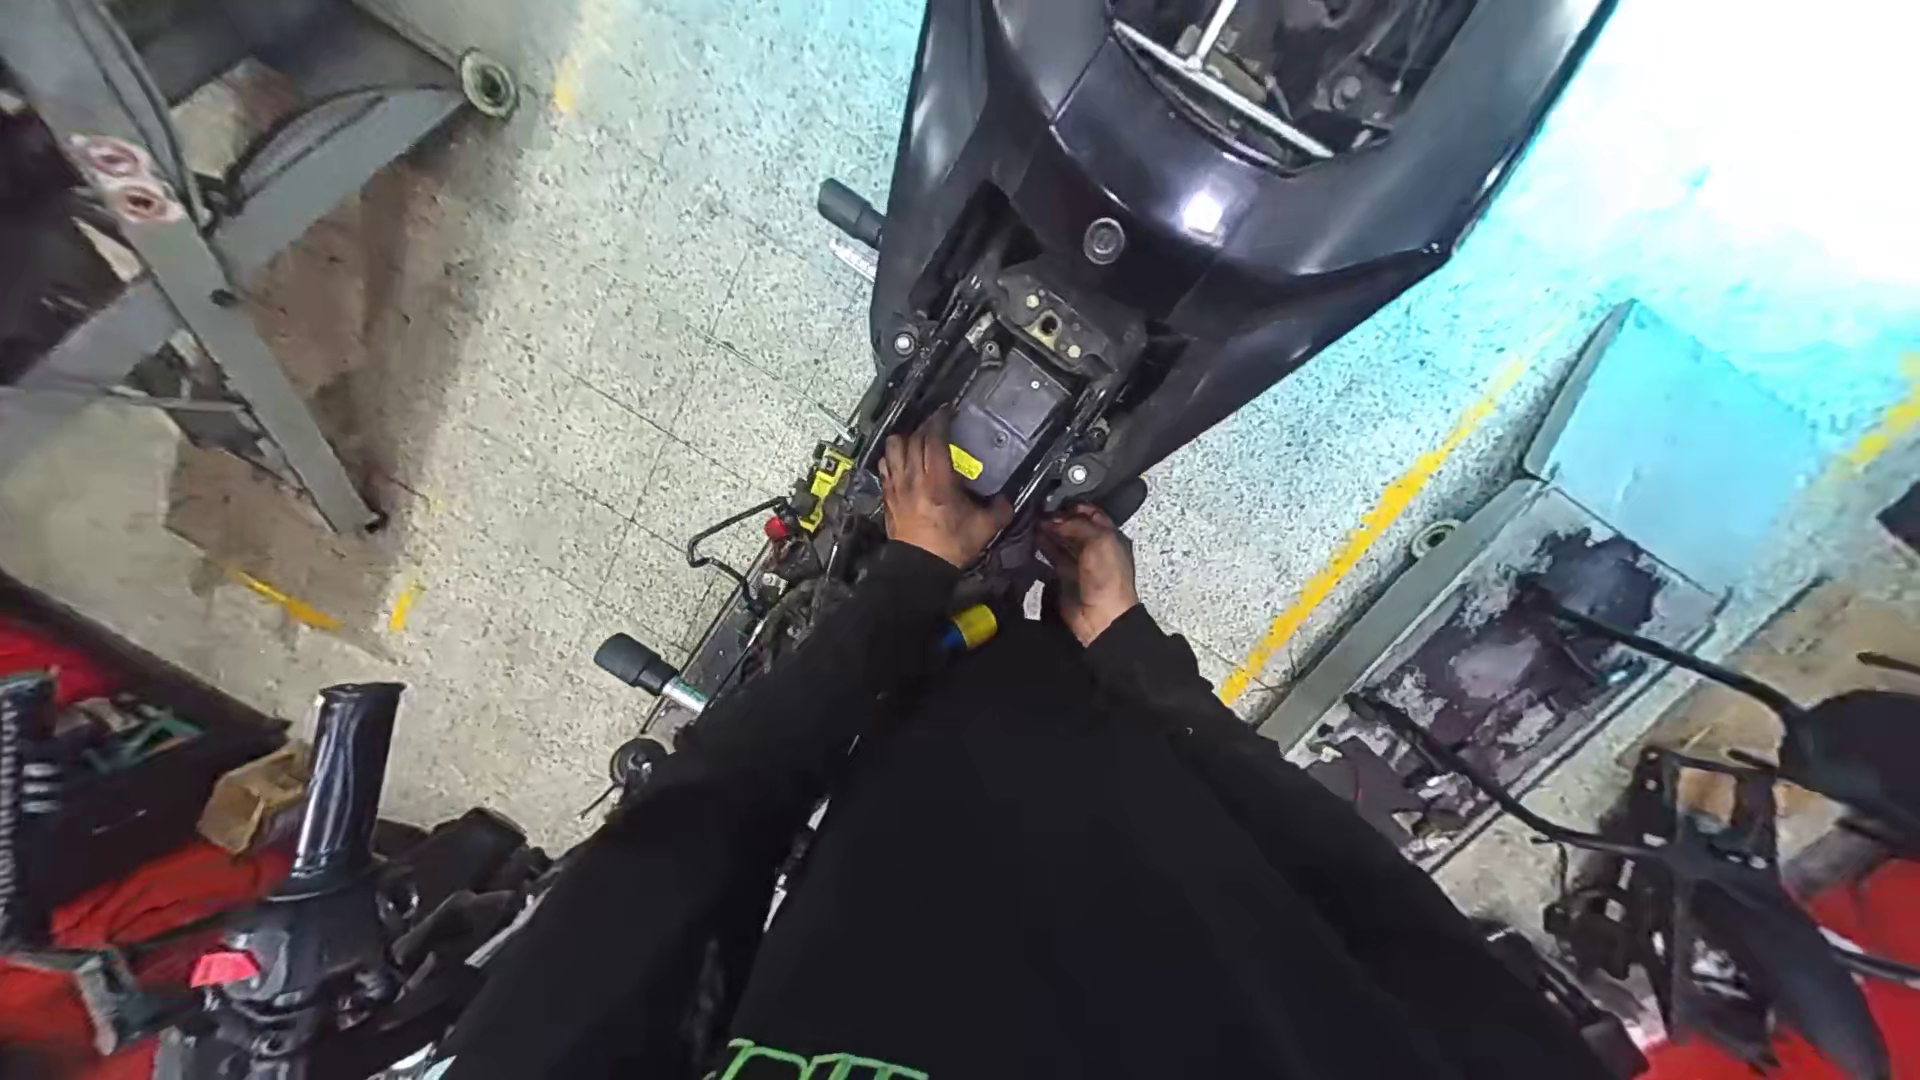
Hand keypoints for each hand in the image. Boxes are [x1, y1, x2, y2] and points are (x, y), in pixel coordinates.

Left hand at [879, 409, 1012, 567]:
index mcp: (938, 480)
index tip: (946, 413)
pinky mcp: (888, 496)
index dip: (940, 420)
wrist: (920, 567)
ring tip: (916, 439)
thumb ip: (999, 509)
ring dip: (905, 438)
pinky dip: (892, 457)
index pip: (934, 438)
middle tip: (936, 424)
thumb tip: (1006, 500)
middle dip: (925, 426)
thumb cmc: (948, 547)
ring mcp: (897, 486)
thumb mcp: (983, 527)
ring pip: (893, 448)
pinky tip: (901, 461)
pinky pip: (885, 466)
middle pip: (912, 437)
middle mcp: (914, 478)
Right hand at [1038, 503, 1139, 645]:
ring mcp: (1080, 563)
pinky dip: (1042, 548)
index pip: (1091, 514)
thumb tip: (1054, 520)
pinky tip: (1032, 540)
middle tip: (1039, 511)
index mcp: (1110, 537)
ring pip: (1061, 541)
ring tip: (1032, 522)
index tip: (1055, 501)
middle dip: (1057, 518)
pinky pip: (1052, 558)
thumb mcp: (1099, 542)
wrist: (1101, 616)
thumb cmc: (1107, 578)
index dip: (1074, 506)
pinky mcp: (1065, 577)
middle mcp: (1095, 548)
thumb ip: (1077, 525)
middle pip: (1074, 527)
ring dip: (1048, 531)